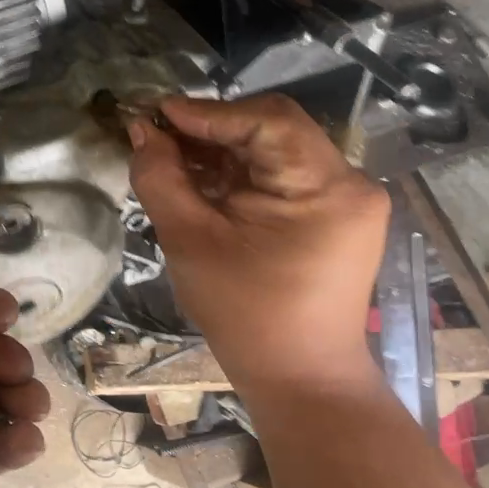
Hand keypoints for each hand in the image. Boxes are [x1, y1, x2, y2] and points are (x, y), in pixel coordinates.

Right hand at [127, 95, 389, 391]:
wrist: (300, 376)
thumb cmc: (244, 310)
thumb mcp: (188, 238)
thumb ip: (160, 176)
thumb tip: (141, 129)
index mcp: (325, 186)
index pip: (266, 119)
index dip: (206, 111)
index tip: (155, 113)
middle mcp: (347, 182)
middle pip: (273, 127)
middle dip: (211, 127)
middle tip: (158, 133)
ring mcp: (344, 198)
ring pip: (273, 147)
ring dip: (220, 147)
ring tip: (170, 156)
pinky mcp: (332, 213)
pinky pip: (280, 172)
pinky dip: (238, 169)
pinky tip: (200, 178)